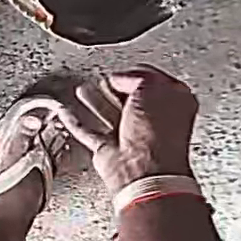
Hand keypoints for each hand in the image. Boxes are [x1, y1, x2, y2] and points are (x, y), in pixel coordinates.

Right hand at [54, 66, 197, 196]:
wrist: (142, 170)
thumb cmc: (157, 135)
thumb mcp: (152, 89)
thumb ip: (136, 77)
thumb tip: (119, 78)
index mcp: (173, 104)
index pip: (153, 81)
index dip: (136, 73)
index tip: (122, 70)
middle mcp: (154, 121)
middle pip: (131, 98)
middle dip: (116, 87)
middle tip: (105, 78)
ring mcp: (130, 136)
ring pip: (109, 113)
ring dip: (95, 101)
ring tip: (83, 90)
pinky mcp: (108, 148)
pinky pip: (87, 131)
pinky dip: (75, 121)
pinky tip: (67, 112)